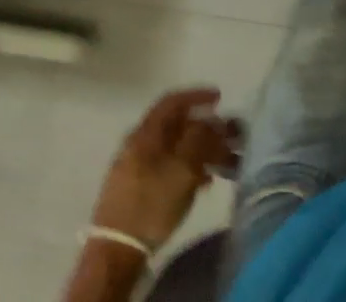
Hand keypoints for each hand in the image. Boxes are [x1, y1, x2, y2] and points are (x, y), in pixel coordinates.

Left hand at [89, 88, 239, 248]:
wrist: (117, 250)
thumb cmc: (153, 202)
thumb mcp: (184, 166)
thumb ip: (201, 138)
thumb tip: (212, 121)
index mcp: (145, 134)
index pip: (172, 101)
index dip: (197, 96)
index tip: (220, 98)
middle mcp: (137, 145)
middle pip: (175, 126)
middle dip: (205, 128)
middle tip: (228, 137)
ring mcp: (134, 167)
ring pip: (174, 148)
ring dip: (200, 150)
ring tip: (221, 163)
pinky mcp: (136, 188)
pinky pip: (167, 167)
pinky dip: (187, 167)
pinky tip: (202, 182)